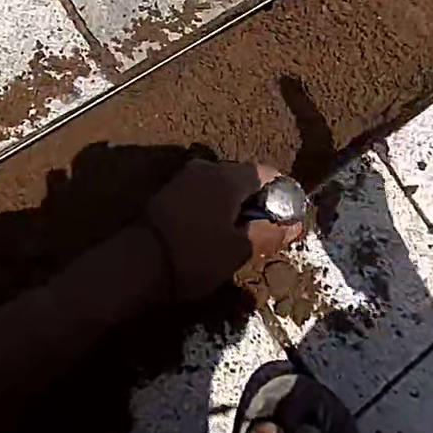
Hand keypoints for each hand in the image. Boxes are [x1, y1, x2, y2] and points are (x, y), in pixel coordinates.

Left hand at [144, 159, 303, 301]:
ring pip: (220, 188)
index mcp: (227, 176)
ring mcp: (182, 179)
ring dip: (233, 207)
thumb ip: (271, 233)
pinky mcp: (167, 194)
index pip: (266, 173)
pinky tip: (213, 233)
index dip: (282, 195)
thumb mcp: (241, 250)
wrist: (137, 264)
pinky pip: (201, 195)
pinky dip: (213, 209)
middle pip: (242, 178)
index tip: (288, 219)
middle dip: (257, 202)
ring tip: (240, 237)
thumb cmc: (196, 255)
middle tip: (266, 232)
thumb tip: (295, 224)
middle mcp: (204, 168)